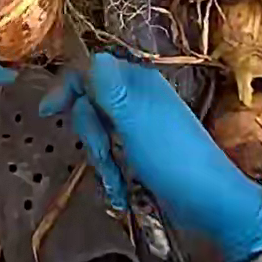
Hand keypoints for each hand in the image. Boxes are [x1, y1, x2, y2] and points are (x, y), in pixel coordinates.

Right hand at [40, 53, 261, 261]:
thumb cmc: (174, 156)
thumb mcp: (135, 119)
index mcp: (136, 79)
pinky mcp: (139, 154)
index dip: (67, 86)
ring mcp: (137, 126)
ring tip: (117, 182)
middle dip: (91, 133)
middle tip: (104, 154)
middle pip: (89, 103)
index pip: (89, 70)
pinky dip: (111, 174)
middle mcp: (134, 97)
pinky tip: (121, 192)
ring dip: (101, 159)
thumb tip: (90, 53)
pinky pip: (110, 155)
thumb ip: (108, 87)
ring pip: (97, 132)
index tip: (48, 111)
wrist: (213, 207)